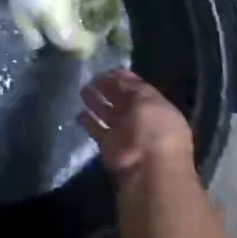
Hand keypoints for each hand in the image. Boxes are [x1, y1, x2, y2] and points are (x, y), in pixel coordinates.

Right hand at [80, 69, 193, 183]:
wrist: (146, 168)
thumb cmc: (152, 130)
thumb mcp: (146, 100)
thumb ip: (130, 86)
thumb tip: (115, 74)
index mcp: (156, 108)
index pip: (138, 88)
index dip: (122, 78)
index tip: (105, 69)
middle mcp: (141, 120)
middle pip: (122, 100)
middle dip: (108, 88)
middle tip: (90, 77)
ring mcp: (125, 133)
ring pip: (108, 113)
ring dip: (96, 102)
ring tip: (82, 90)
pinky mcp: (109, 145)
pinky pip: (97, 130)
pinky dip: (89, 122)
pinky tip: (79, 112)